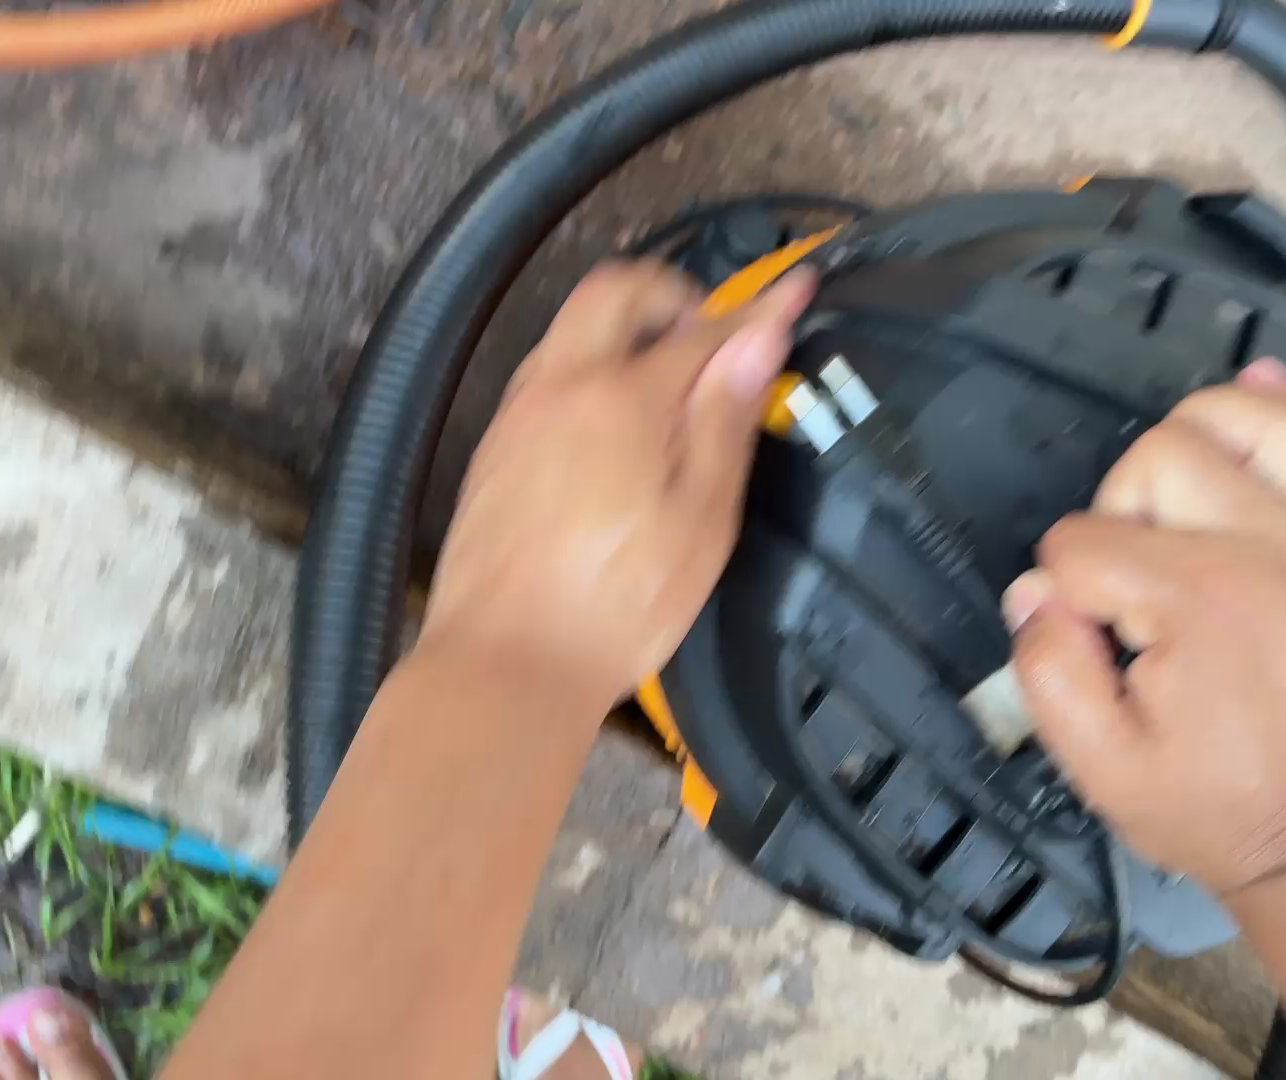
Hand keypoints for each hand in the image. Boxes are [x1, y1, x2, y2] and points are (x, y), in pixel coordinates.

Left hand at [417, 260, 814, 709]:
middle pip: (611, 291)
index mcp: (619, 399)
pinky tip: (605, 430)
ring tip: (661, 387)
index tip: (794, 290)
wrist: (505, 663)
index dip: (756, 311)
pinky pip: (542, 378)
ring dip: (621, 332)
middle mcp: (556, 387)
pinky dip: (584, 372)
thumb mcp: (699, 519)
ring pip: (568, 332)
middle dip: (668, 294)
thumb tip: (758, 339)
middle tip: (707, 340)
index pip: (701, 332)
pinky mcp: (492, 451)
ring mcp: (515, 417)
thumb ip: (724, 420)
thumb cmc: (618, 606)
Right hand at [1006, 359, 1285, 893]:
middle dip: (1113, 513)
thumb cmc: (1191, 796)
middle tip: (1126, 586)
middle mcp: (1274, 549)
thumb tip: (1034, 589)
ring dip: (1188, 443)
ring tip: (1169, 502)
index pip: (1077, 542)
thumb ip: (1043, 664)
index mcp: (1200, 602)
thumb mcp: (1086, 755)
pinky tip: (1255, 399)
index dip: (1058, 586)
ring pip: (1244, 419)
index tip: (1085, 635)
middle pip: (1155, 457)